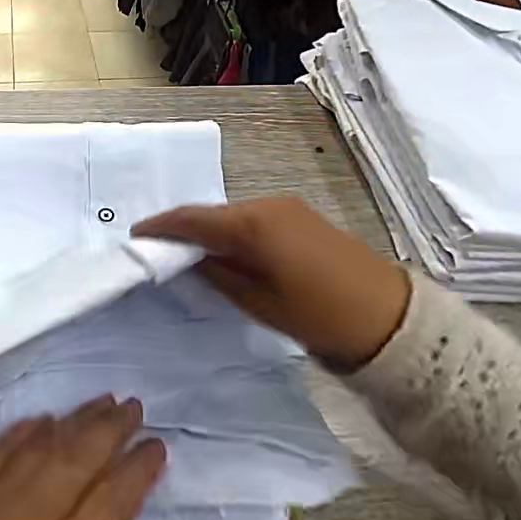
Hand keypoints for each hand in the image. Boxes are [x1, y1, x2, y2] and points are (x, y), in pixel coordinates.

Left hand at [0, 396, 165, 519]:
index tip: (157, 446)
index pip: (108, 506)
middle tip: (135, 406)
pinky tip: (43, 417)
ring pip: (40, 449)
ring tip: (104, 400)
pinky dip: (23, 431)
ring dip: (75, 420)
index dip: (137, 472)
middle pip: (76, 463)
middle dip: (111, 430)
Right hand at [133, 199, 410, 368]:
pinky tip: (228, 251)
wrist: (383, 312)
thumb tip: (192, 259)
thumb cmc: (317, 314)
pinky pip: (256, 218)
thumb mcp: (259, 302)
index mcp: (254, 224)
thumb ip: (220, 275)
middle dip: (186, 228)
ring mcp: (288, 207)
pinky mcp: (301, 215)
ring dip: (212, 230)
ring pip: (235, 214)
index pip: (196, 219)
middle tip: (159, 250)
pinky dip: (235, 231)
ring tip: (189, 254)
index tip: (137, 235)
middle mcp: (268, 205)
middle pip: (215, 213)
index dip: (163, 226)